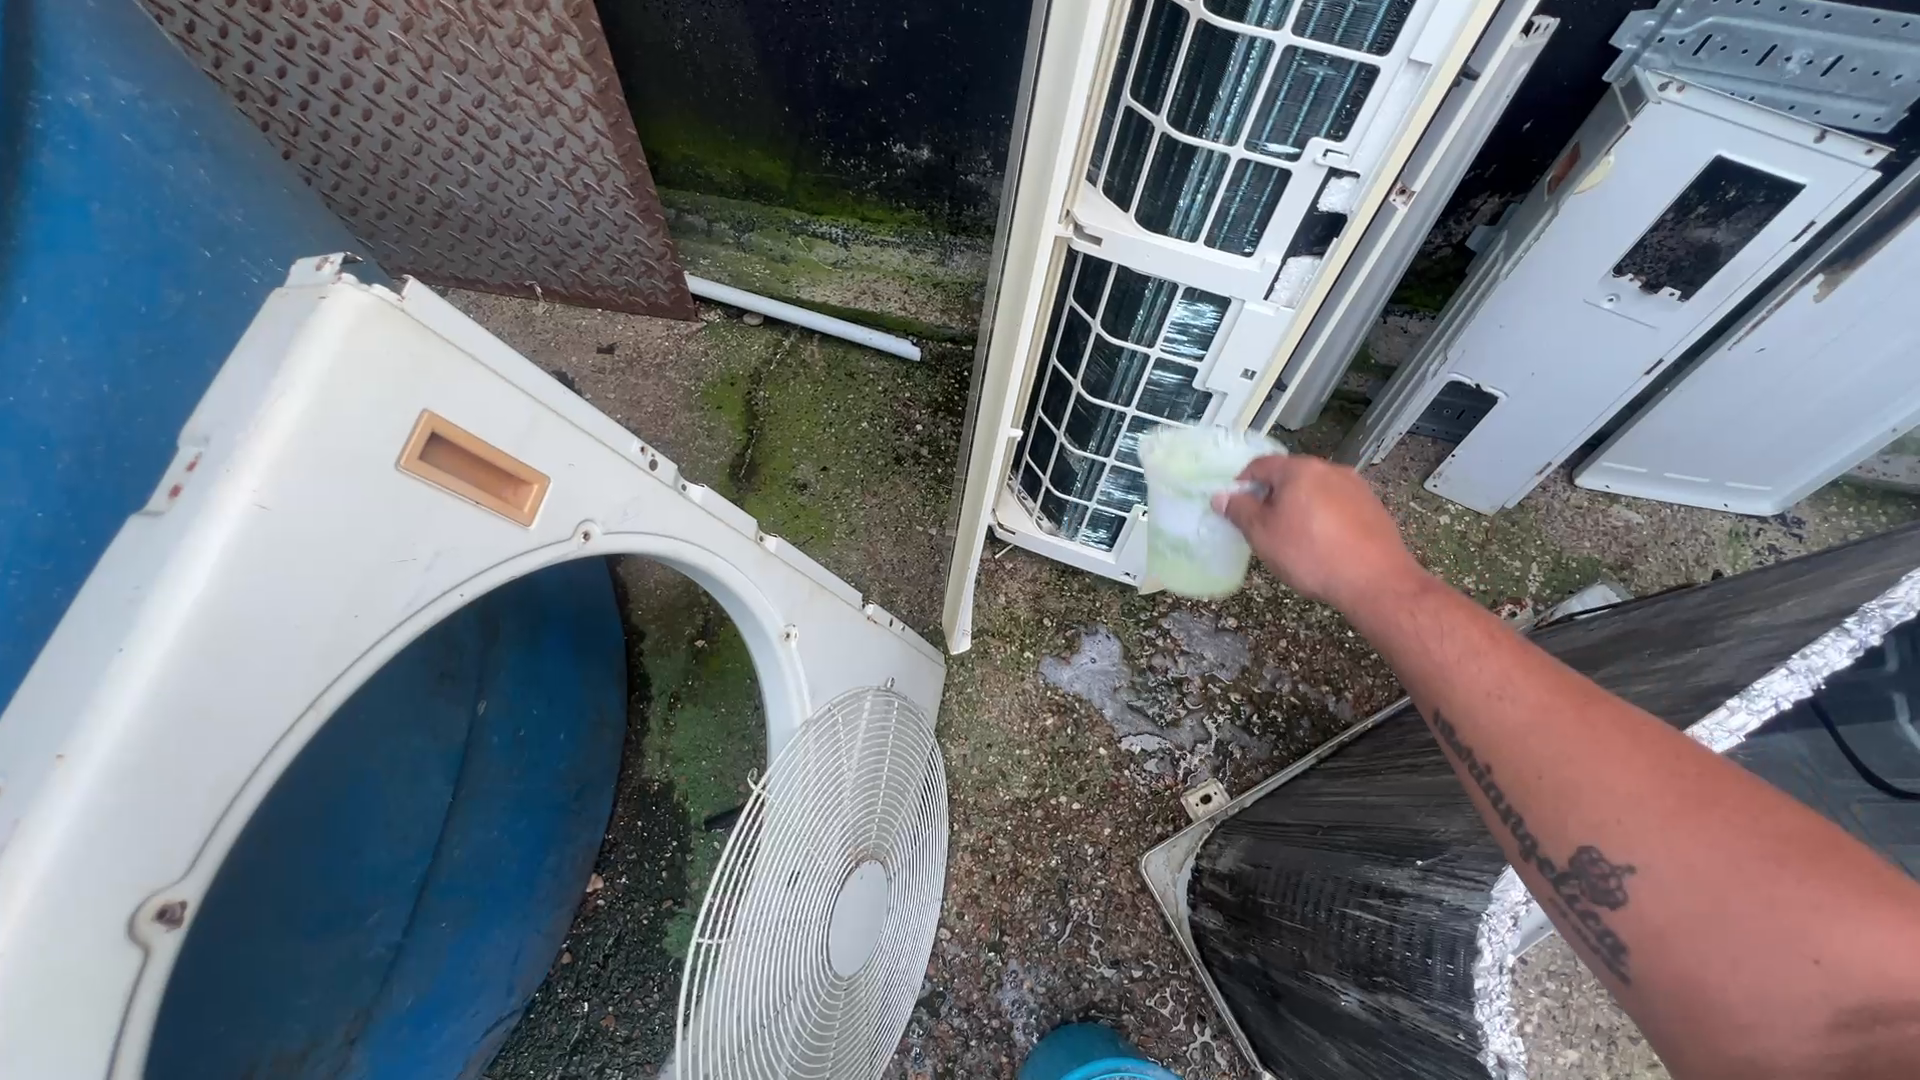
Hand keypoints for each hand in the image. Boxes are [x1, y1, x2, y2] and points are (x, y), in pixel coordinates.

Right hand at [1211, 454, 1426, 611]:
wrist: (1375, 580)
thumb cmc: (1310, 554)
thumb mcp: (1262, 534)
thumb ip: (1239, 510)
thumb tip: (1222, 496)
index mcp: (1299, 470)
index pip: (1260, 465)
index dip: (1242, 484)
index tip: (1237, 508)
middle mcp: (1329, 469)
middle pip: (1290, 476)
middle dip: (1272, 497)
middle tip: (1263, 527)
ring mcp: (1355, 487)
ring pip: (1314, 491)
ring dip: (1298, 507)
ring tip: (1294, 538)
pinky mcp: (1372, 507)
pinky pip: (1336, 505)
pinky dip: (1323, 517)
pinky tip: (1323, 544)